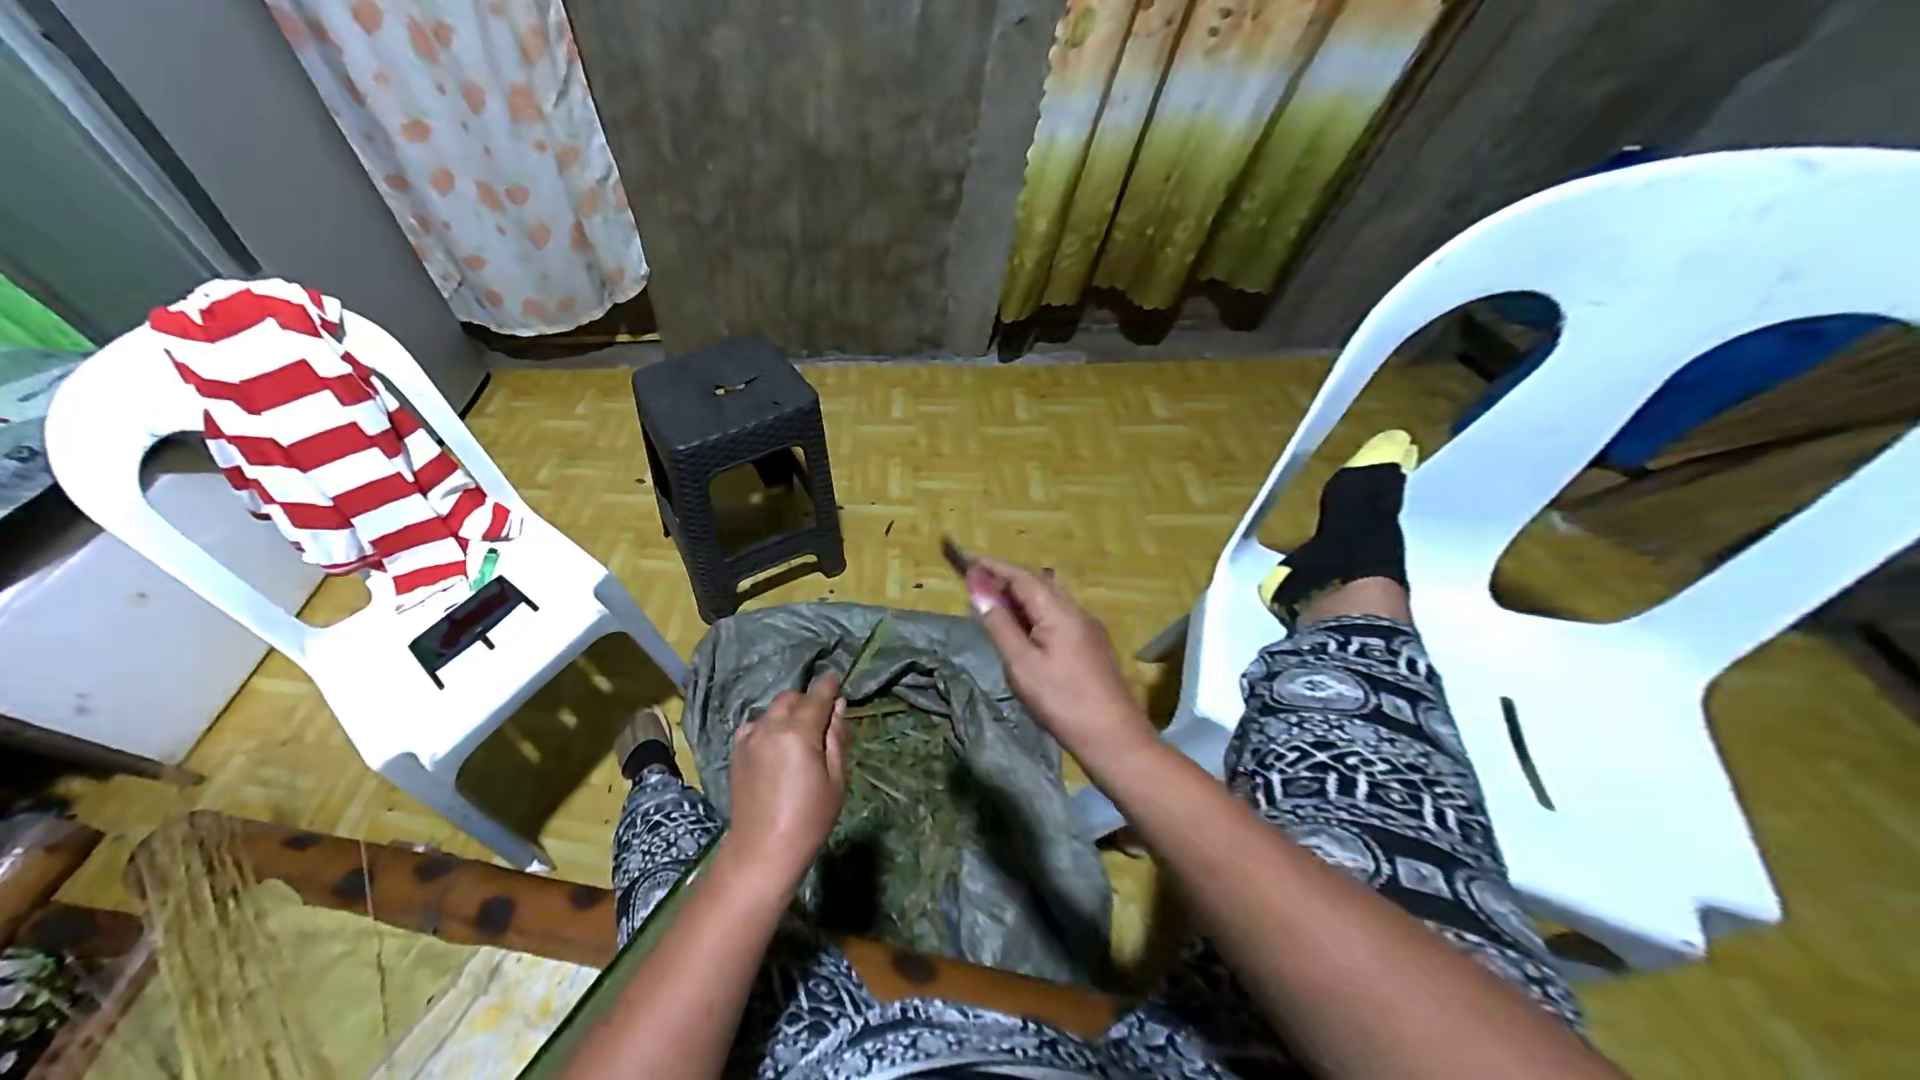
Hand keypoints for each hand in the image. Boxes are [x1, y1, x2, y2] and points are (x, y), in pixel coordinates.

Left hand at [726, 672, 847, 886]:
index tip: (836, 680)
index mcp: (799, 732)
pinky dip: (768, 726)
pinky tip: (775, 745)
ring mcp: (749, 738)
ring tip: (798, 734)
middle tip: (822, 718)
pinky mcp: (737, 752)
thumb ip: (835, 737)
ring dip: (787, 713)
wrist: (762, 850)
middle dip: (808, 700)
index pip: (817, 695)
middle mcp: (771, 727)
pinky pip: (755, 726)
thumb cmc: (809, 817)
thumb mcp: (836, 778)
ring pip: (772, 710)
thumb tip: (837, 706)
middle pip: (791, 697)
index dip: (829, 685)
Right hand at [967, 556, 1154, 763]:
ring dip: (1021, 598)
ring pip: (1049, 601)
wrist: (1112, 735)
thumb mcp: (1021, 664)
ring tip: (995, 606)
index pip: (1022, 576)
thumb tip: (979, 593)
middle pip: (1038, 584)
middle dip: (1007, 580)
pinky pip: (1058, 617)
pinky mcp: (1091, 646)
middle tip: (977, 584)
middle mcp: (1076, 611)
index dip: (995, 567)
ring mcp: (1087, 628)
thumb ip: (1000, 625)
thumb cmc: (1061, 700)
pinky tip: (1023, 631)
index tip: (970, 562)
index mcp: (1059, 611)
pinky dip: (1034, 614)